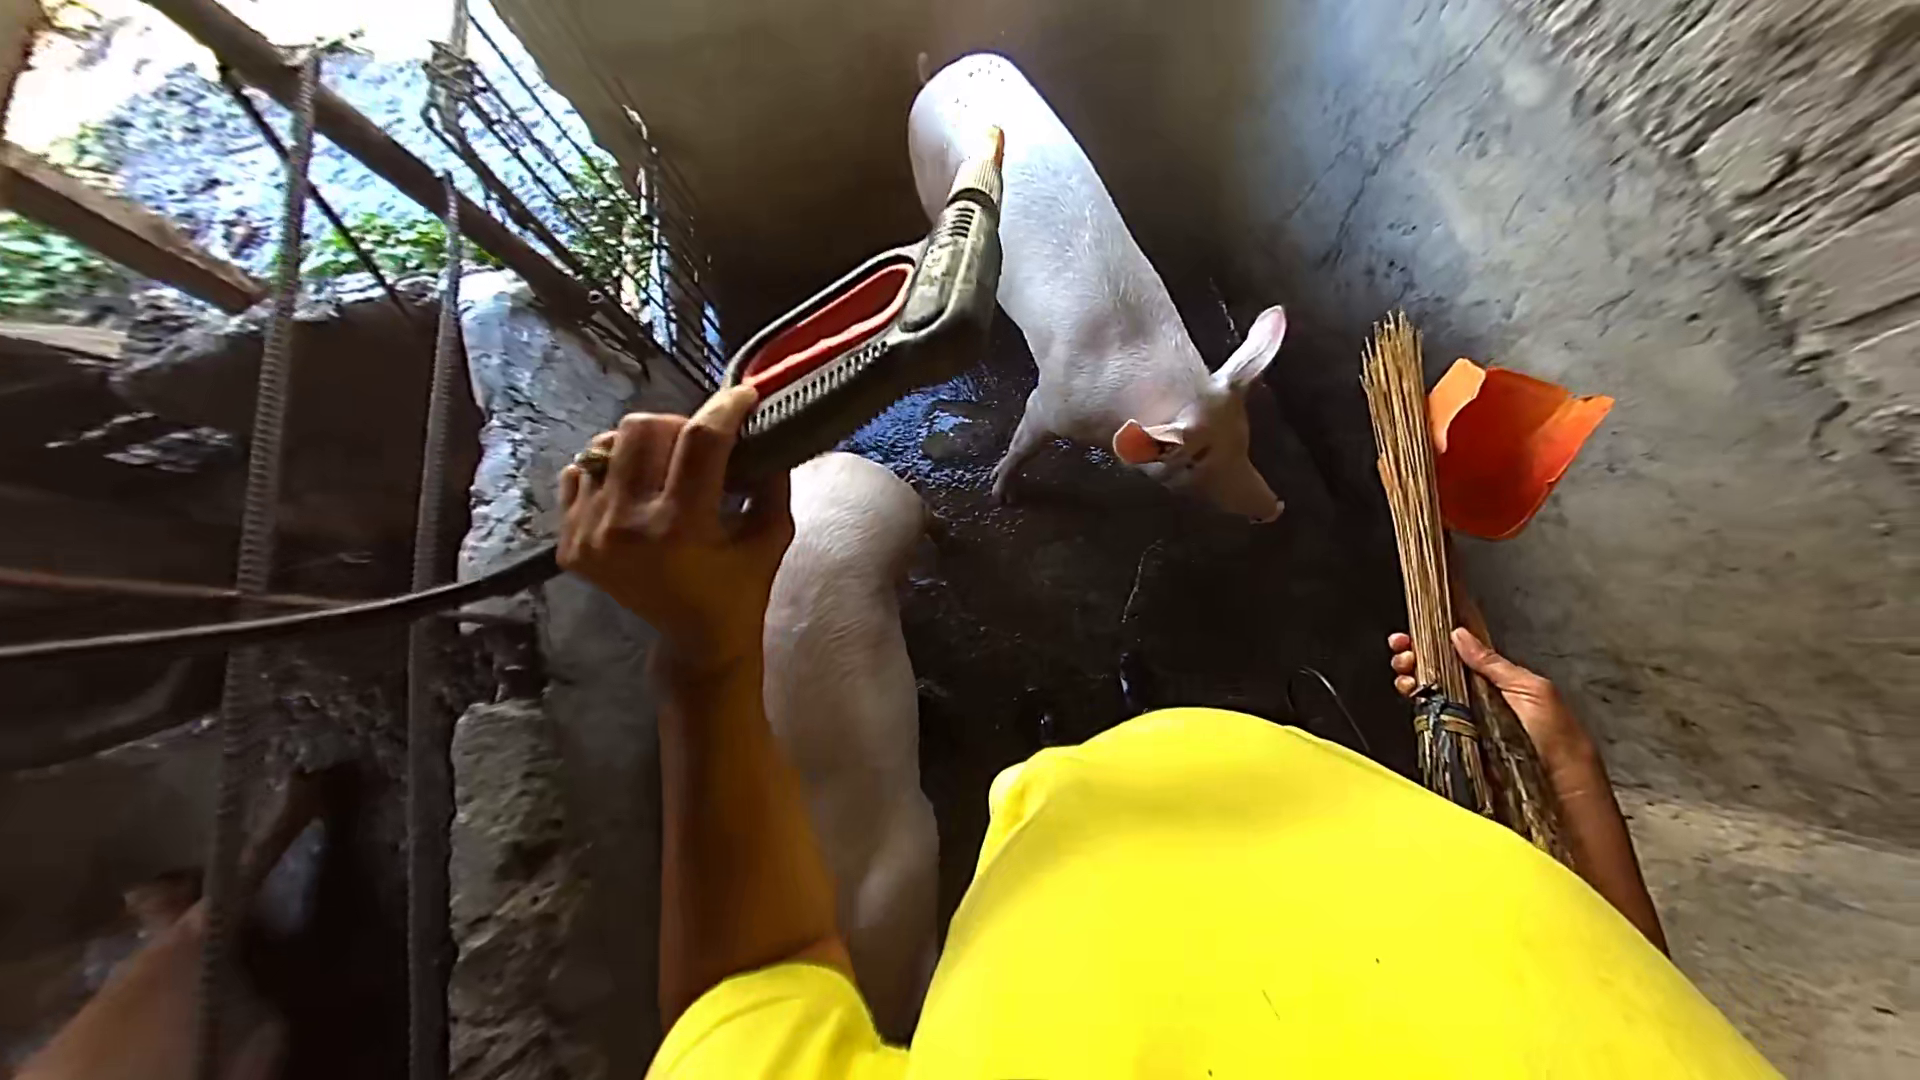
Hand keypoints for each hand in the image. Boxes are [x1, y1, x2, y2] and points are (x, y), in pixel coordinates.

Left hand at [558, 387, 792, 678]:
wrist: (694, 639)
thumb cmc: (742, 589)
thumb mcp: (772, 536)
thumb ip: (770, 480)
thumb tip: (762, 429)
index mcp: (681, 528)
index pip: (701, 441)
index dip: (726, 407)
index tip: (743, 395)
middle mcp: (625, 526)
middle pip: (644, 428)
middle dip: (681, 424)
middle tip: (703, 442)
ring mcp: (588, 534)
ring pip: (608, 443)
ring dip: (646, 444)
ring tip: (668, 466)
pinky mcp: (569, 541)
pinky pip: (581, 472)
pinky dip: (612, 469)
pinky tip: (637, 490)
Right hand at [1388, 627, 1595, 772]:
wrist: (1556, 789)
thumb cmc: (1558, 742)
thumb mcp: (1534, 690)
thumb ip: (1493, 663)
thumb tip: (1460, 635)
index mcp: (1494, 682)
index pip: (1455, 654)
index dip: (1433, 641)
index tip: (1415, 633)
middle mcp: (1472, 696)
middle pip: (1432, 667)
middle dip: (1412, 653)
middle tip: (1402, 648)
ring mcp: (1457, 716)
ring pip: (1421, 686)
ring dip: (1406, 672)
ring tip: (1405, 668)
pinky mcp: (1445, 735)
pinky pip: (1421, 710)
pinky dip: (1409, 695)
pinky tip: (1409, 688)